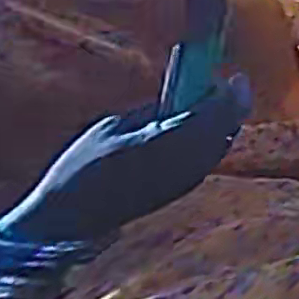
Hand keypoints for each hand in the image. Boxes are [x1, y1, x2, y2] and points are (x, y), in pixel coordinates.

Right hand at [0, 77, 249, 242]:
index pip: (220, 107)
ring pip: (224, 138)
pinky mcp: (187, 185)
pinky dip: (213, 137)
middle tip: (229, 86)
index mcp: (174, 137)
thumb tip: (183, 96)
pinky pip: (211, 154)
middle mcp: (191, 156)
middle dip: (232, 102)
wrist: (65, 221)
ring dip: (224, 120)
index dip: (229, 90)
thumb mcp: (116, 126)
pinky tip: (202, 129)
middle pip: (230, 122)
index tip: (230, 76)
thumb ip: (156, 110)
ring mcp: (192, 174)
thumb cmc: (83, 167)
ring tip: (213, 105)